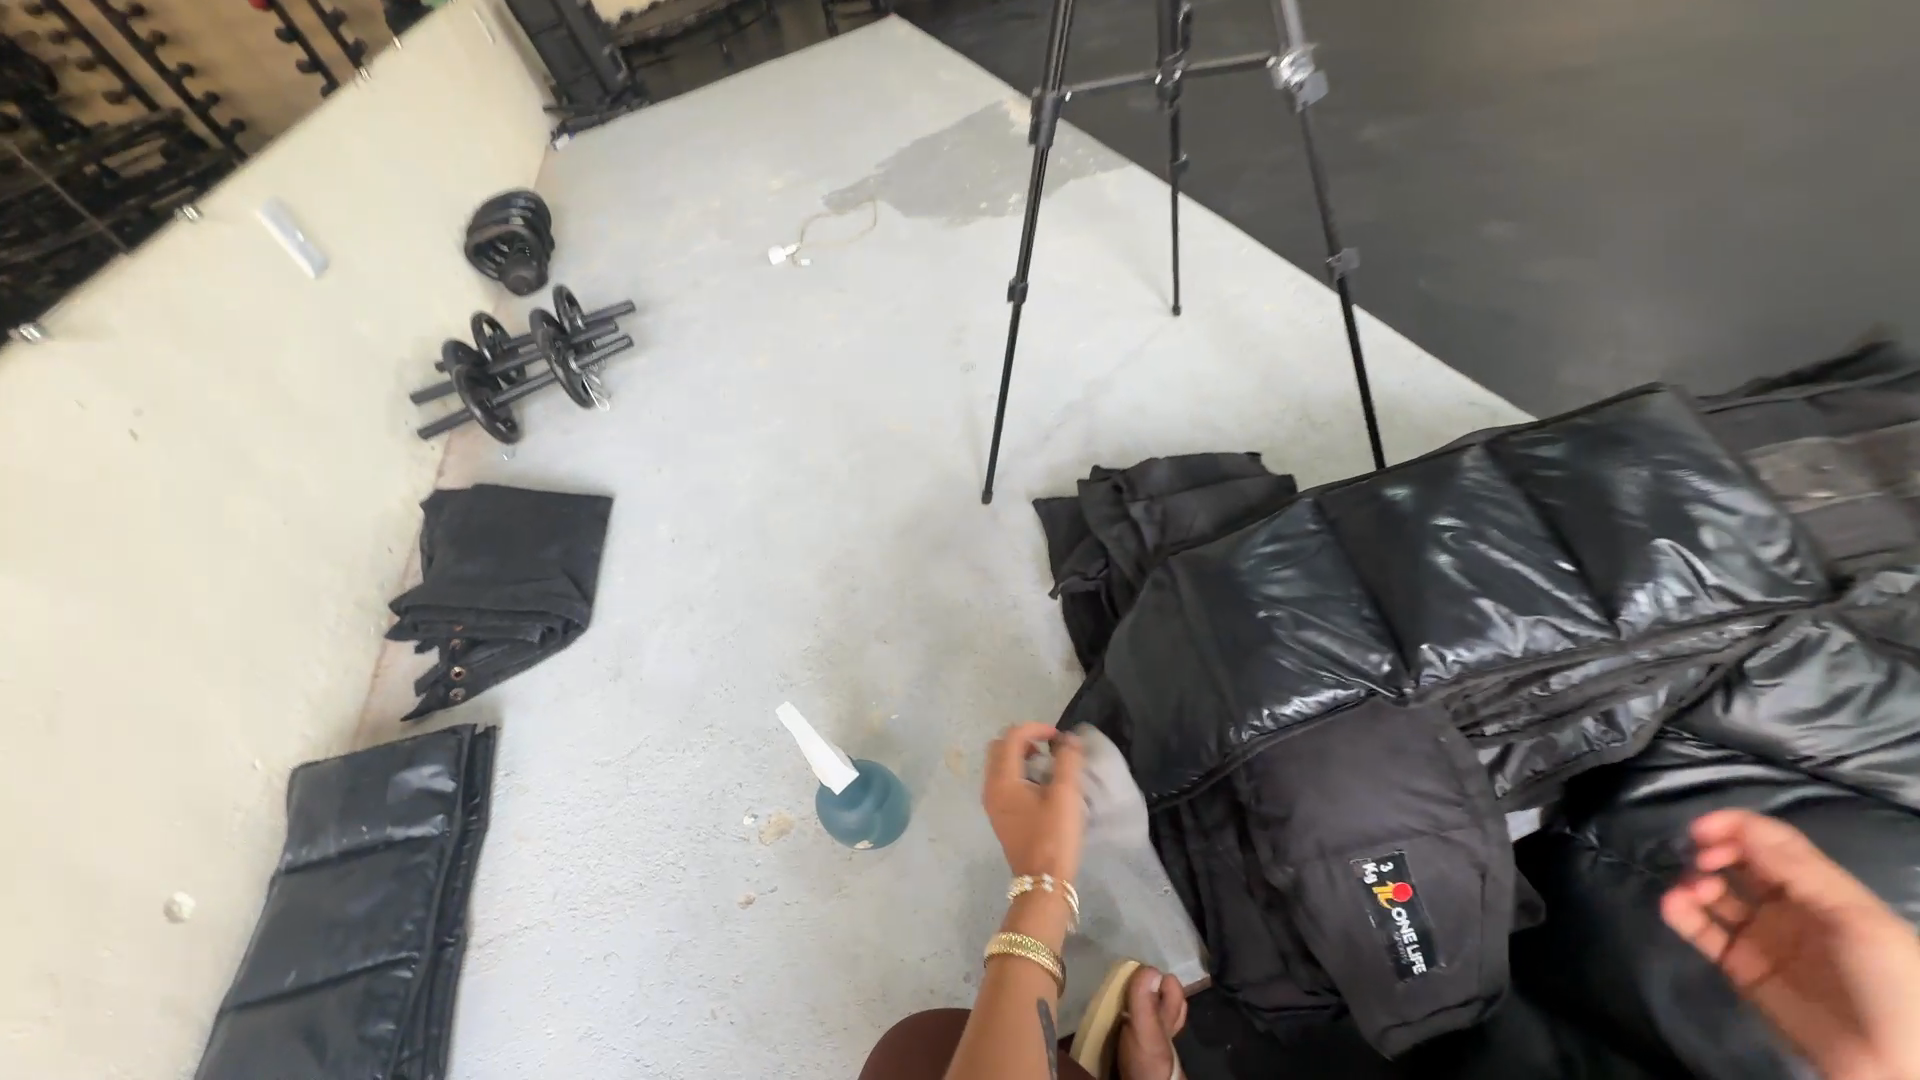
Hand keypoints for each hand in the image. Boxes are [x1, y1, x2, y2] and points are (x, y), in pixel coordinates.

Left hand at [983, 723, 1086, 881]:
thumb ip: (1067, 760)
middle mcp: (990, 787)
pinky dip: (1018, 771)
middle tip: (1049, 747)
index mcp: (1002, 779)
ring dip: (1020, 755)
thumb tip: (1068, 738)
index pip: (1012, 736)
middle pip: (999, 746)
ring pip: (1000, 763)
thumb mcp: (1065, 794)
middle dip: (1024, 739)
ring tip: (1047, 764)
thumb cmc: (1053, 836)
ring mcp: (992, 802)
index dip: (1036, 729)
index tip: (1059, 738)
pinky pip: (1003, 780)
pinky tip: (1040, 785)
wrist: (1043, 882)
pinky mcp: (1000, 815)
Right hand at [1660, 809, 1919, 1079]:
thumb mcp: (1858, 921)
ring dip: (1693, 880)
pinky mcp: (1738, 964)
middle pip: (1739, 862)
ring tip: (1694, 891)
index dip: (1736, 828)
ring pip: (1713, 892)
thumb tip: (1738, 828)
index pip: (1773, 843)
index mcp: (1824, 892)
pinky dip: (1679, 911)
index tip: (1702, 829)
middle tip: (1700, 858)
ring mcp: (1762, 936)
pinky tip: (1674, 905)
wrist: (1894, 1066)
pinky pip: (1699, 929)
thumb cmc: (1891, 985)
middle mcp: (1789, 908)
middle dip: (1711, 851)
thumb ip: (1799, 871)